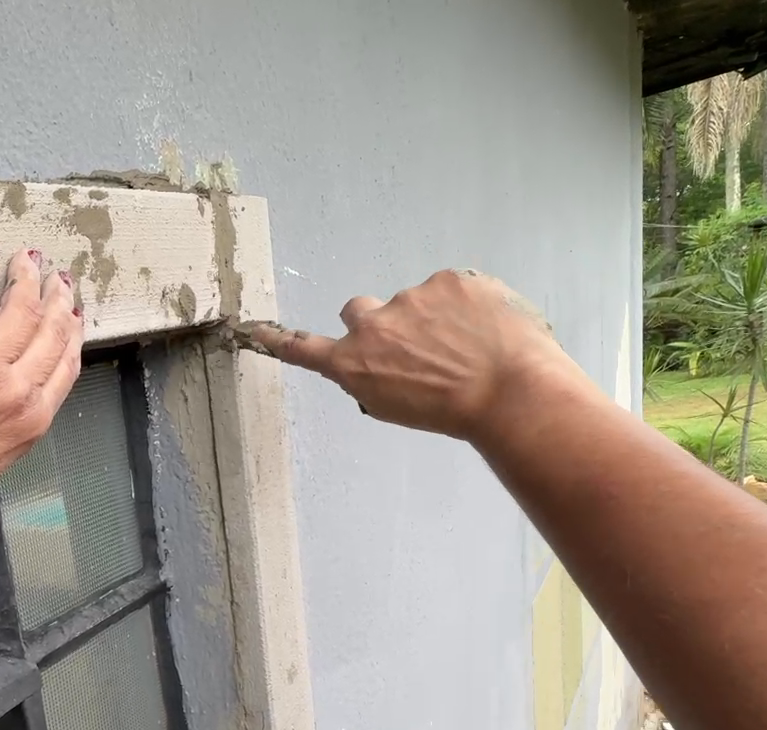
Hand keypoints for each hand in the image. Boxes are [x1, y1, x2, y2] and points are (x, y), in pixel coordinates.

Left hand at [0, 241, 83, 529]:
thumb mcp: (0, 455)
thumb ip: (18, 418)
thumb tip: (21, 385)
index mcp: (34, 418)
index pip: (66, 362)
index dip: (71, 330)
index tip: (71, 311)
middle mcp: (17, 389)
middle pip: (48, 328)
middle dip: (55, 296)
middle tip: (53, 275)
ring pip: (18, 308)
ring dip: (25, 278)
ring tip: (26, 260)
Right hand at [245, 268, 579, 440]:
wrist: (511, 392)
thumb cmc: (449, 412)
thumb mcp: (392, 405)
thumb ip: (370, 375)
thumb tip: (375, 359)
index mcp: (351, 363)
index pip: (301, 348)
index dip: (277, 339)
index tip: (255, 329)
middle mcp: (370, 326)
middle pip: (358, 312)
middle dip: (379, 323)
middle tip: (415, 345)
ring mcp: (410, 298)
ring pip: (412, 301)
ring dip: (430, 315)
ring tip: (468, 343)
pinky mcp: (451, 279)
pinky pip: (451, 287)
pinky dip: (466, 303)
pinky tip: (486, 327)